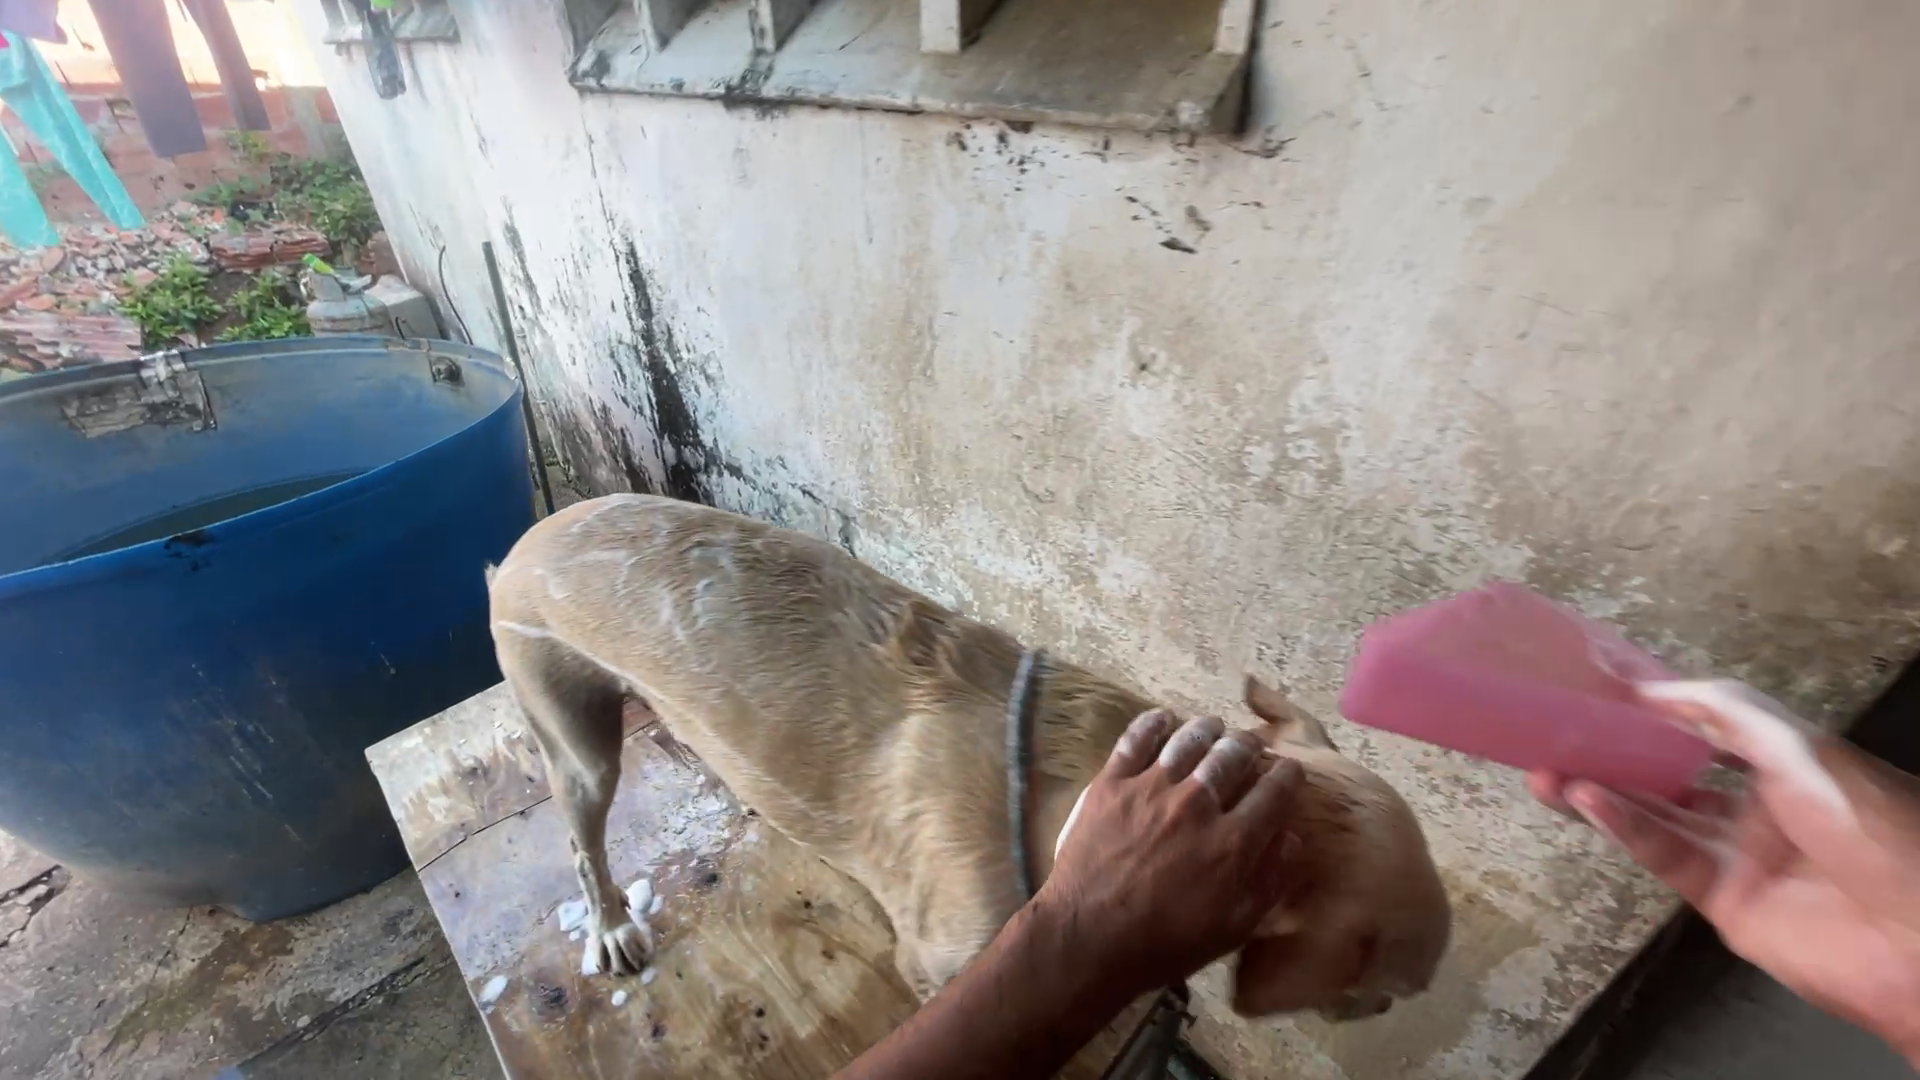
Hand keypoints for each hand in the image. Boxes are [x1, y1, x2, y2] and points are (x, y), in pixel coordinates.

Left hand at [1040, 709, 1304, 995]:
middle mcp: (1196, 804)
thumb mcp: (1233, 926)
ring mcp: (1151, 787)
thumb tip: (1292, 837)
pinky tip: (1163, 717)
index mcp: (1232, 841)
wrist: (1091, 933)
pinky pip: (1135, 739)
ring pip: (1188, 740)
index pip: (1274, 793)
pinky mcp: (1112, 781)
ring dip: (1207, 729)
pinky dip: (1153, 723)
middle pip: (1232, 756)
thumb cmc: (1167, 940)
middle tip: (1249, 744)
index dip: (1288, 776)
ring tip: (1214, 727)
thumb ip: (1269, 879)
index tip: (1290, 769)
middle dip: (1248, 745)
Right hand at [1529, 679, 1919, 1063]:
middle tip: (1549, 740)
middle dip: (1606, 757)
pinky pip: (1660, 853)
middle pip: (1664, 776)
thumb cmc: (1876, 832)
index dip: (1649, 716)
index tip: (1593, 697)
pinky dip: (1620, 825)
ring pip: (1650, 814)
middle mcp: (1756, 810)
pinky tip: (1583, 801)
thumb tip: (1647, 688)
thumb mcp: (1807, 753)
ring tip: (1544, 773)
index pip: (1701, 736)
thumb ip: (1729, 711)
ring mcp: (1735, 856)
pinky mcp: (1718, 897)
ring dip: (1597, 791)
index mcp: (1785, 772)